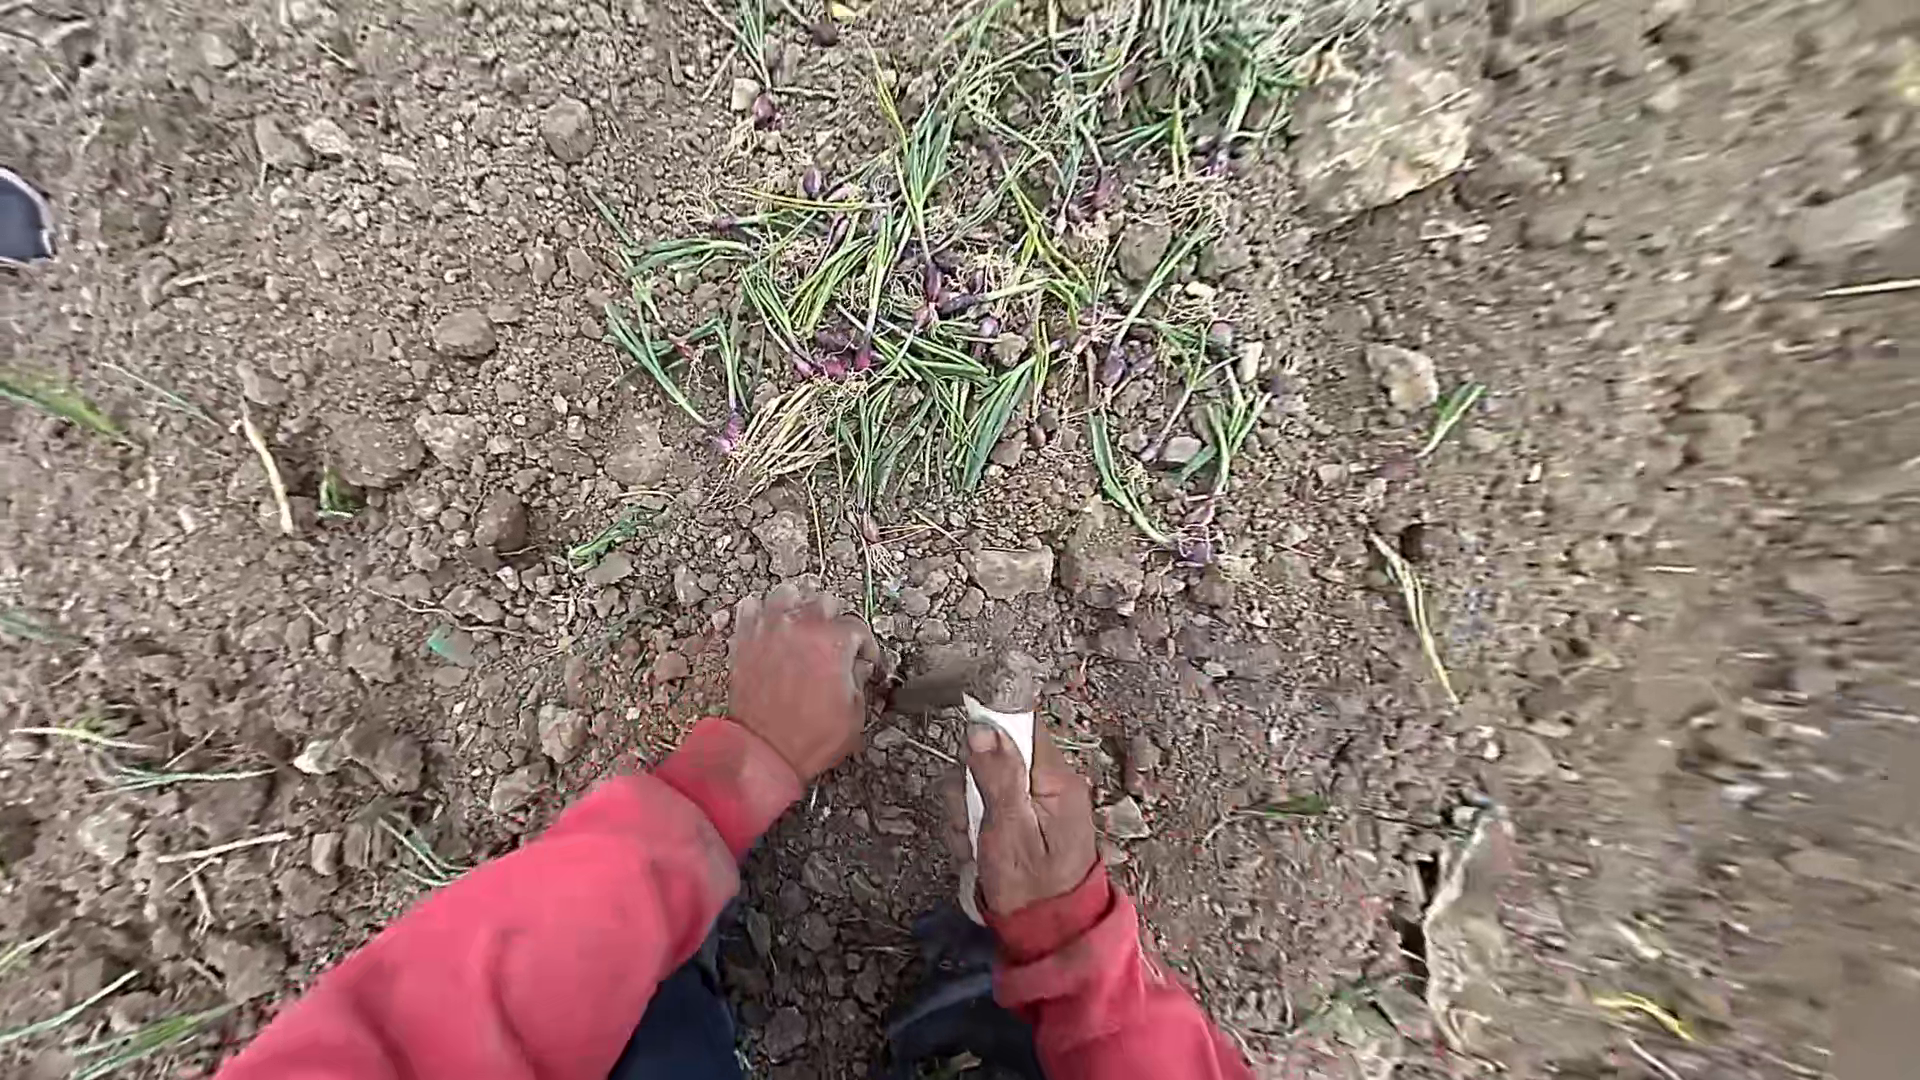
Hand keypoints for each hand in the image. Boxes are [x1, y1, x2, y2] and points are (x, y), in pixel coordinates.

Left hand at [727, 581, 877, 781]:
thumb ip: (859, 679)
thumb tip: (856, 667)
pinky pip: (749, 609)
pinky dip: (758, 612)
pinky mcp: (745, 642)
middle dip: (833, 619)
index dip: (865, 645)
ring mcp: (770, 632)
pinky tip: (766, 623)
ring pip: (786, 594)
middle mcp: (802, 629)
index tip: (864, 657)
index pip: (858, 626)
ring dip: (797, 606)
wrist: (763, 754)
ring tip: (800, 621)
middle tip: (834, 638)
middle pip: (824, 601)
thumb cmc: (807, 739)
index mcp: (834, 643)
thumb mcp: (854, 712)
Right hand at [955, 723, 1097, 915]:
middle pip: (996, 753)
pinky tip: (973, 849)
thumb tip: (982, 728)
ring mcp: (1032, 801)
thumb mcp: (1010, 831)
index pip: (1023, 724)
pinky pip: (984, 805)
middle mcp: (1046, 783)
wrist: (1047, 941)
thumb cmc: (1031, 888)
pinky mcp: (1018, 818)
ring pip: (983, 781)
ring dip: (966, 809)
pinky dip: (971, 825)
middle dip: (971, 783)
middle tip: (968, 819)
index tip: (969, 756)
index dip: (991, 729)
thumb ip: (997, 777)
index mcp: (1055, 779)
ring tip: (971, 843)